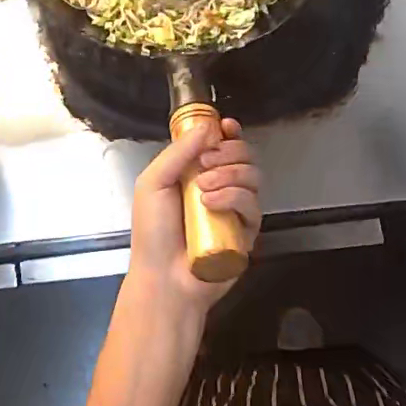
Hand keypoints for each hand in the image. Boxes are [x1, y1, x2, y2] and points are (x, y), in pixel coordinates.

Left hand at [128, 117, 260, 310]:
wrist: (163, 278)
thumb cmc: (152, 234)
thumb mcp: (153, 183)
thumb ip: (178, 152)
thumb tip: (207, 127)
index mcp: (194, 174)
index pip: (220, 144)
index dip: (226, 132)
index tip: (226, 127)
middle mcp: (218, 188)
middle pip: (243, 155)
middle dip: (229, 151)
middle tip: (207, 161)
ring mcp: (234, 210)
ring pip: (252, 176)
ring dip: (230, 173)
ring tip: (204, 188)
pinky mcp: (247, 231)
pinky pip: (253, 204)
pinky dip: (234, 196)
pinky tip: (213, 203)